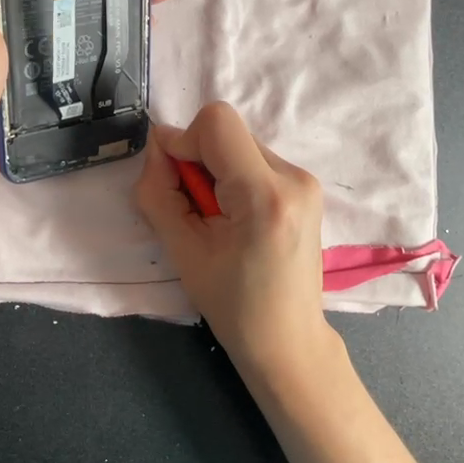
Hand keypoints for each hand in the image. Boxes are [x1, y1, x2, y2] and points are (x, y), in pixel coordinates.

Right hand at [135, 102, 334, 370]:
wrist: (287, 339)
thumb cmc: (232, 305)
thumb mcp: (181, 251)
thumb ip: (159, 192)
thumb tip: (158, 146)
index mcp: (265, 195)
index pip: (217, 123)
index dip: (183, 142)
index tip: (175, 183)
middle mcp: (294, 177)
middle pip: (227, 132)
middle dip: (197, 160)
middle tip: (194, 211)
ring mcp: (305, 181)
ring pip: (239, 144)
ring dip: (215, 171)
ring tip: (217, 220)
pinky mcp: (305, 188)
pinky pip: (254, 161)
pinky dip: (233, 179)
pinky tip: (235, 219)